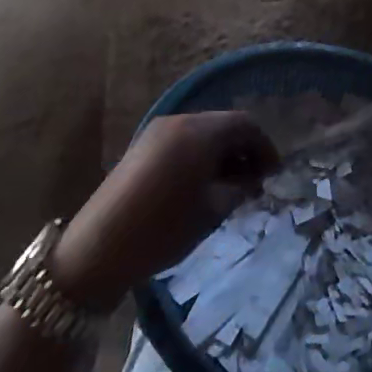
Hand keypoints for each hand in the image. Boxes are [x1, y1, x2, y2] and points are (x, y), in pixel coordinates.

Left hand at [49, 112, 278, 312]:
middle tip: (255, 183)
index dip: (264, 147)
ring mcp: (156, 133)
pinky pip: (182, 142)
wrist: (98, 249)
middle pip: (223, 125)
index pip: (245, 124)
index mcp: (199, 132)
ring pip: (202, 133)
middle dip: (244, 150)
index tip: (274, 175)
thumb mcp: (212, 210)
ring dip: (222, 154)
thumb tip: (254, 179)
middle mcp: (178, 122)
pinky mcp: (142, 148)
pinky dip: (200, 156)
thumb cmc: (163, 229)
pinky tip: (203, 186)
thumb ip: (240, 188)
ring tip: (231, 188)